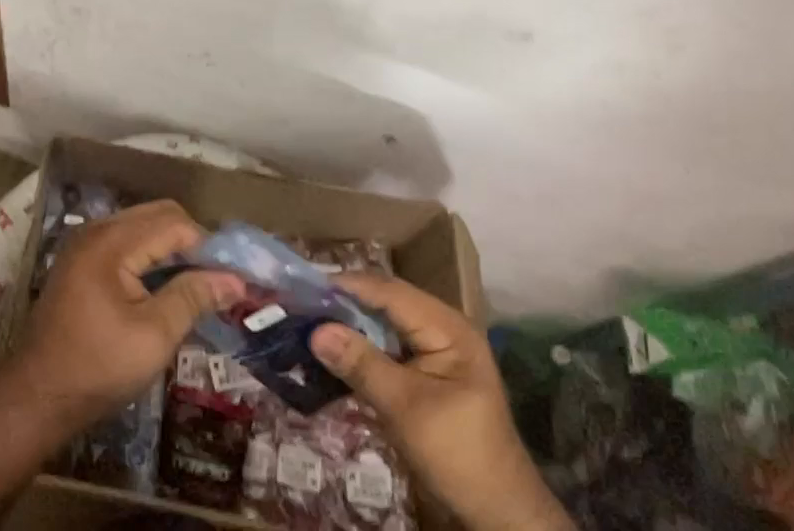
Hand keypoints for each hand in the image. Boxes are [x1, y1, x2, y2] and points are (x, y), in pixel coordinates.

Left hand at [12, 200, 244, 416]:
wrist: (37, 396)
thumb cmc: (98, 366)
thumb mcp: (154, 335)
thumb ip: (193, 297)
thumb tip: (235, 280)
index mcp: (111, 242)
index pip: (174, 222)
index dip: (208, 246)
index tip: (231, 279)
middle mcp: (96, 231)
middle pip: (158, 215)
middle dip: (192, 241)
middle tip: (216, 279)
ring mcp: (84, 245)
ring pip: (142, 226)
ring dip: (172, 247)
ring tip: (197, 284)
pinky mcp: (81, 262)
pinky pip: (126, 242)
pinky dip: (151, 255)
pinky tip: (165, 286)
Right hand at [311, 274, 572, 530]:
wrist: (495, 508)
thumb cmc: (456, 451)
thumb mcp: (405, 406)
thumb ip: (361, 364)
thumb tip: (316, 330)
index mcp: (447, 327)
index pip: (388, 291)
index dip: (346, 285)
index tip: (302, 286)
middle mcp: (442, 329)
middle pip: (384, 304)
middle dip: (343, 303)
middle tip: (298, 305)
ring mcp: (435, 352)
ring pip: (383, 326)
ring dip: (348, 326)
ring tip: (306, 324)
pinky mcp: (425, 375)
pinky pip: (386, 349)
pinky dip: (360, 349)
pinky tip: (331, 355)